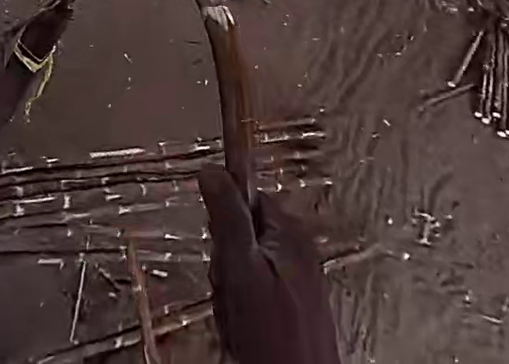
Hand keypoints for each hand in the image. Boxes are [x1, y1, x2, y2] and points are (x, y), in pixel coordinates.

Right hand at [199, 167, 340, 363]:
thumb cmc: (273, 339)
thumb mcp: (243, 270)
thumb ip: (228, 218)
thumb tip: (211, 169)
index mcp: (291, 236)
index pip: (246, 198)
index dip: (225, 216)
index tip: (217, 240)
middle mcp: (297, 255)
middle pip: (241, 233)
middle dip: (225, 260)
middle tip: (229, 287)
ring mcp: (295, 285)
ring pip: (241, 266)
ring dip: (229, 288)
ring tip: (236, 314)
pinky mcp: (289, 312)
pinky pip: (251, 293)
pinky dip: (239, 308)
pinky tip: (242, 327)